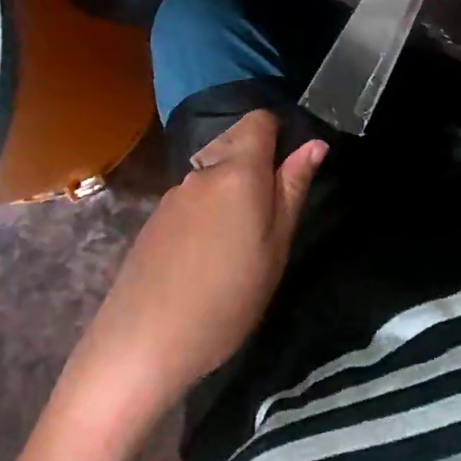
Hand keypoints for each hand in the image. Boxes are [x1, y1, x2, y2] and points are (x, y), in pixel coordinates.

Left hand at [69, 110, 327, 409]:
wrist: (145, 339)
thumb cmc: (228, 298)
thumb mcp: (275, 247)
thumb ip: (293, 188)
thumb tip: (315, 143)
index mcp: (237, 171)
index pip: (258, 120)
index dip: (278, 131)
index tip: (290, 164)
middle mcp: (202, 171)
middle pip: (234, 146)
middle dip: (256, 166)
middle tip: (270, 216)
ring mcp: (173, 193)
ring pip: (212, 175)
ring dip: (230, 192)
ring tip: (238, 243)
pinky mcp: (154, 217)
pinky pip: (191, 199)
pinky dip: (207, 212)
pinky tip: (205, 255)